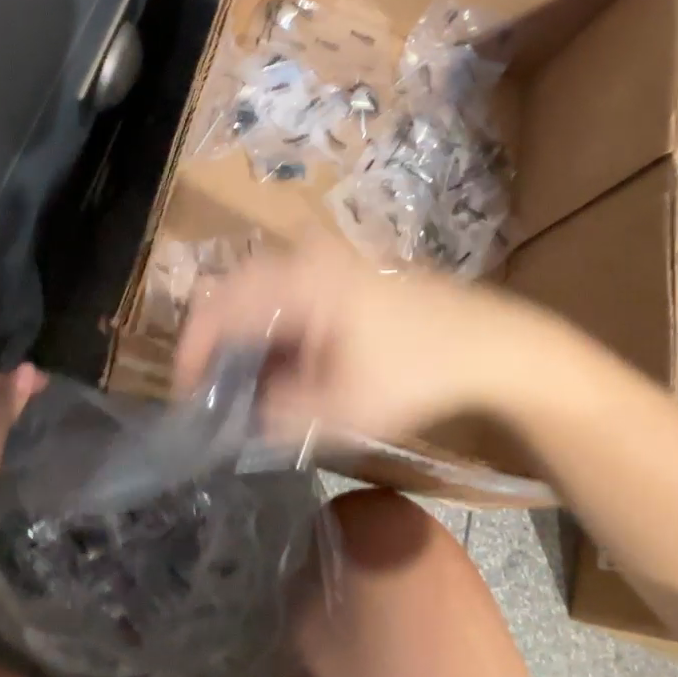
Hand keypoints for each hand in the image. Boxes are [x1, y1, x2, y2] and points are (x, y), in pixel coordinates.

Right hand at [174, 243, 521, 446]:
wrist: (490, 344)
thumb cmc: (417, 372)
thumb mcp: (343, 409)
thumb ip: (279, 416)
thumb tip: (242, 419)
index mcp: (297, 280)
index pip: (218, 306)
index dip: (193, 351)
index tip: (187, 394)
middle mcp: (305, 257)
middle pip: (236, 294)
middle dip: (220, 346)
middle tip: (215, 393)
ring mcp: (328, 260)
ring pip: (263, 296)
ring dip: (250, 341)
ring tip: (252, 389)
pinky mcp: (345, 273)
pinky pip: (291, 296)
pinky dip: (279, 332)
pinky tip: (290, 370)